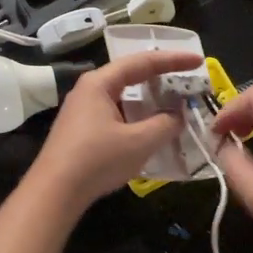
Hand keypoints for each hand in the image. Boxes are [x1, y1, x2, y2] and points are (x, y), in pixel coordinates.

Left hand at [29, 50, 200, 207]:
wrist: (55, 192)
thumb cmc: (97, 160)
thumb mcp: (139, 142)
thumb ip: (165, 124)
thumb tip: (178, 116)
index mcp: (100, 83)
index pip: (142, 62)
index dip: (173, 60)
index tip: (197, 61)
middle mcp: (89, 91)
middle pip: (131, 77)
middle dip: (161, 80)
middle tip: (187, 83)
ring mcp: (82, 111)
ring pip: (123, 98)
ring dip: (149, 102)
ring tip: (174, 108)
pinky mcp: (81, 132)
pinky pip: (116, 116)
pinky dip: (136, 118)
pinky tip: (150, 131)